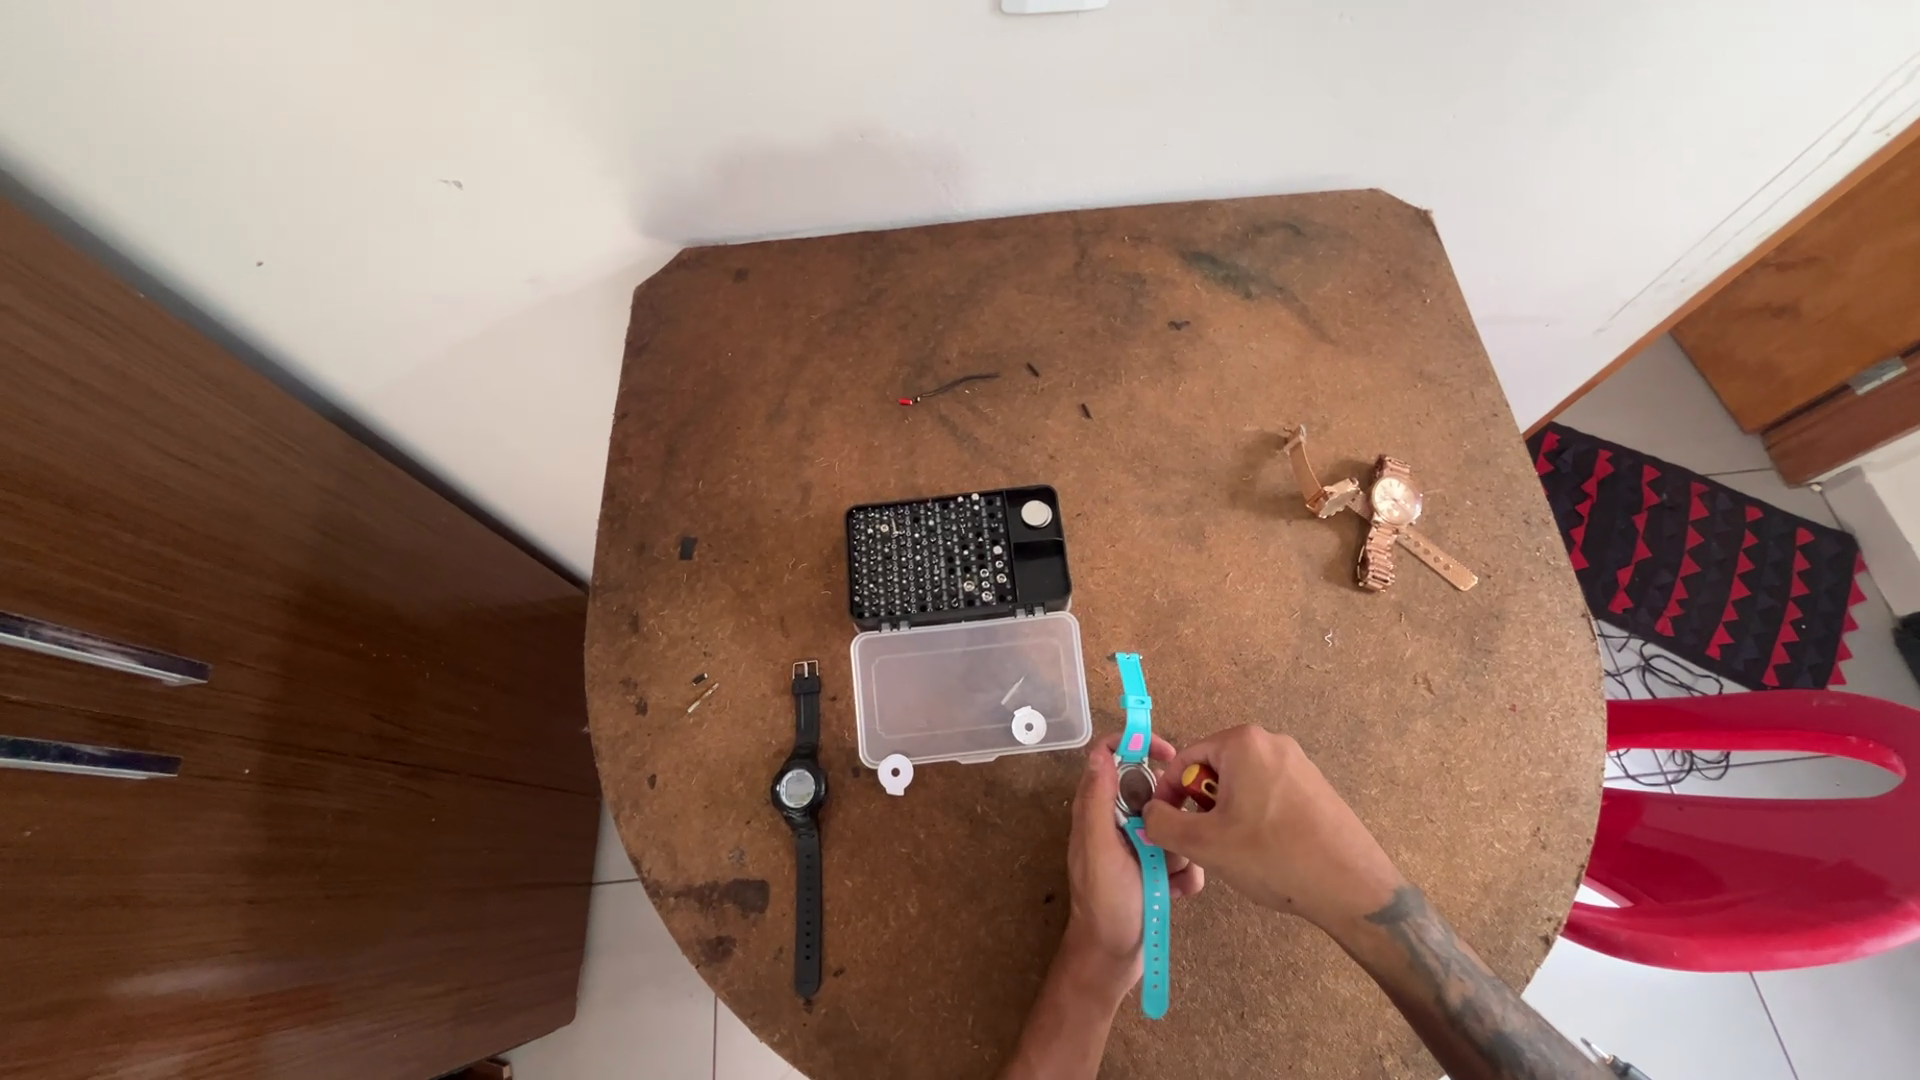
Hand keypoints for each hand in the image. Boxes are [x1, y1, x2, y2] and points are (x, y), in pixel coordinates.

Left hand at [1061, 733, 1204, 988]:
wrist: (1113, 960)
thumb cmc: (1104, 903)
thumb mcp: (1098, 849)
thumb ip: (1097, 801)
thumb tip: (1101, 754)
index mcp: (1096, 810)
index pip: (1109, 757)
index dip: (1136, 746)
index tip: (1169, 753)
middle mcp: (1115, 822)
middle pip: (1151, 790)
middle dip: (1171, 810)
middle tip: (1174, 834)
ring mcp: (1137, 847)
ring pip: (1171, 824)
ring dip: (1179, 849)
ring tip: (1171, 874)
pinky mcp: (1155, 870)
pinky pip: (1181, 856)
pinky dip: (1185, 874)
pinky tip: (1179, 892)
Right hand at [1141, 725, 1403, 932]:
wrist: (1354, 889)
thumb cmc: (1273, 856)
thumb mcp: (1204, 844)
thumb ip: (1162, 824)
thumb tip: (1149, 813)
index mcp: (1242, 742)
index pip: (1185, 759)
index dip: (1168, 794)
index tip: (1167, 825)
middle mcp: (1271, 742)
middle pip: (1214, 769)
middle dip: (1202, 804)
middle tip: (1206, 841)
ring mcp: (1299, 763)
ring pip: (1241, 784)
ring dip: (1227, 813)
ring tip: (1236, 850)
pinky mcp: (1317, 787)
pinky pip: (1268, 793)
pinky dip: (1256, 817)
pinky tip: (1266, 851)